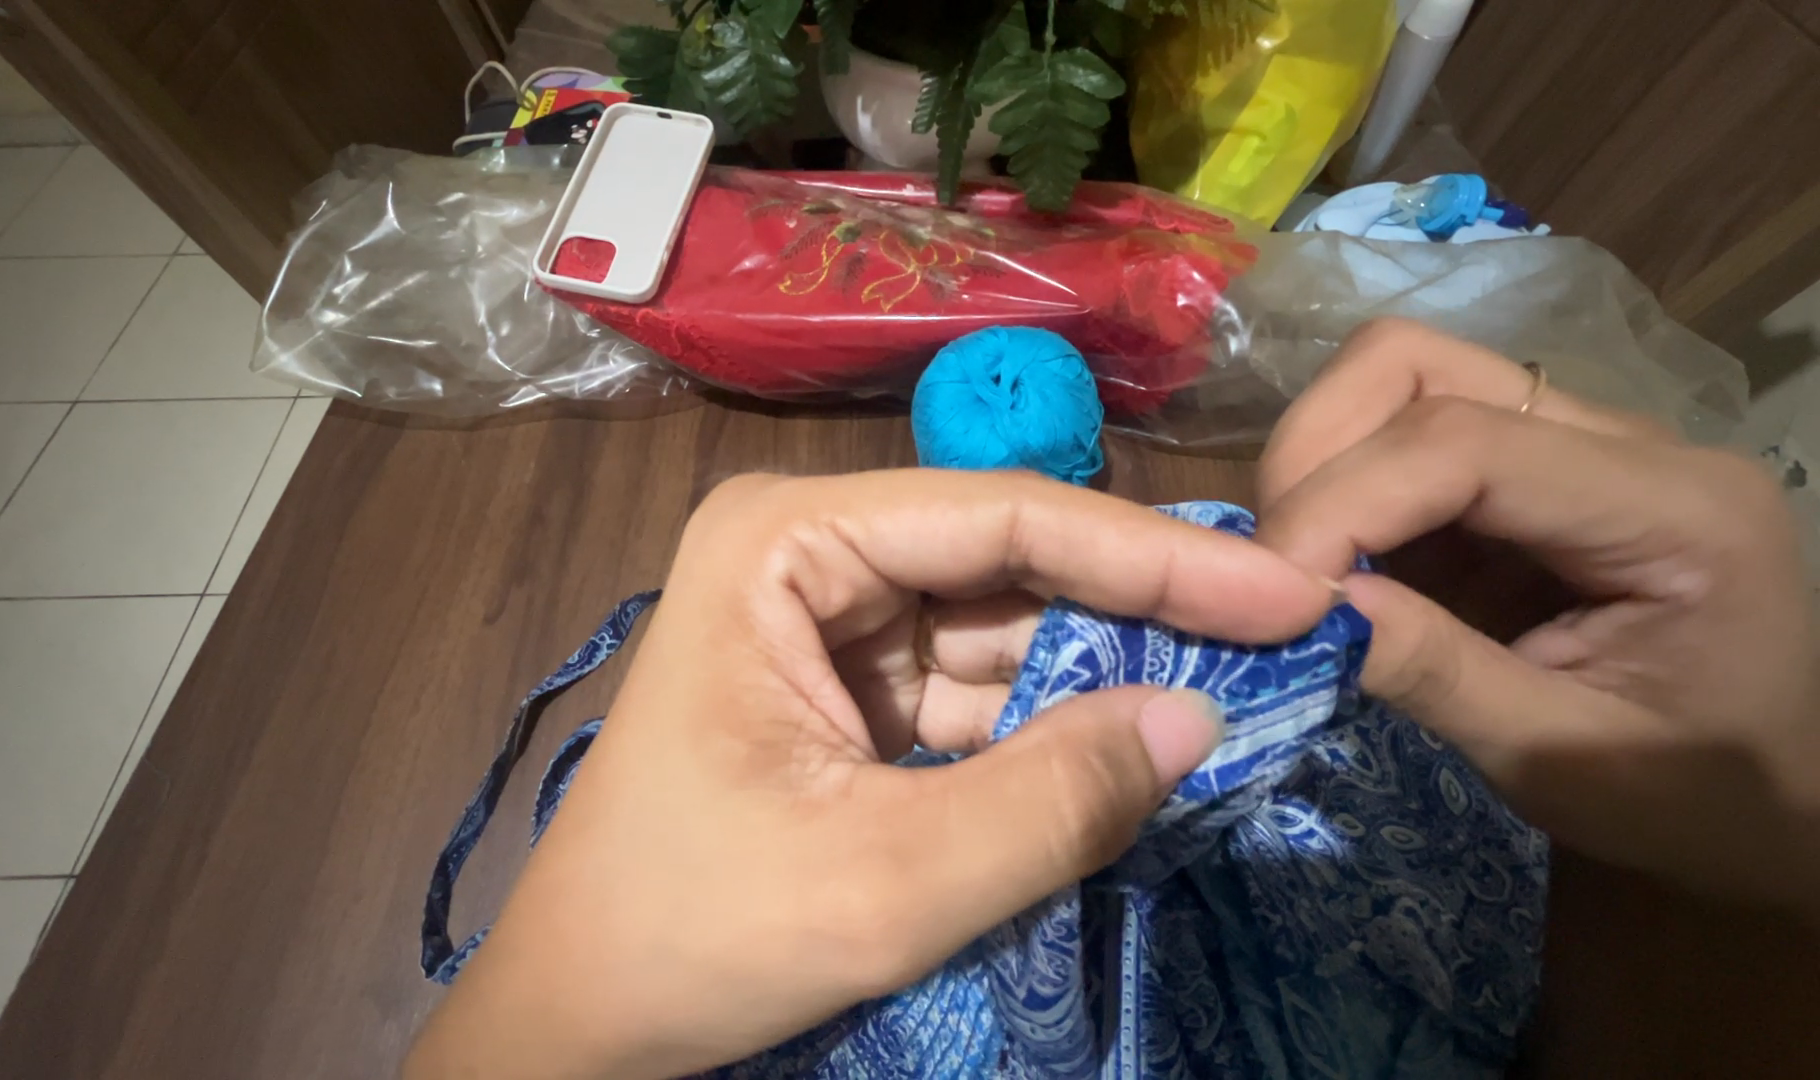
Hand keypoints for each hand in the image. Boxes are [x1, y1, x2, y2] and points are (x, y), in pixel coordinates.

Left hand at [405, 470, 1336, 1079]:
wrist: (586, 1004)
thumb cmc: (694, 928)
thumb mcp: (884, 881)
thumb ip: (1053, 800)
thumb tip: (1200, 718)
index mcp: (784, 540)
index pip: (996, 518)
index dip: (1150, 554)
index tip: (1286, 587)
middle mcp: (808, 548)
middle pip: (1004, 558)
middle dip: (1137, 604)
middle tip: (1285, 632)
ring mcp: (829, 609)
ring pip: (999, 619)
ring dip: (1104, 663)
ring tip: (1235, 686)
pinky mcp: (850, 676)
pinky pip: (973, 678)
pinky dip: (1052, 713)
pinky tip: (1133, 733)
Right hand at [1254, 319, 1819, 912]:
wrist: (1762, 797)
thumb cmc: (1690, 795)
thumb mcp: (1564, 759)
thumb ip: (1433, 674)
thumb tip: (1298, 607)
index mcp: (1667, 507)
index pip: (1457, 444)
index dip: (1337, 505)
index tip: (1270, 593)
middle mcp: (1611, 441)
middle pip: (1404, 367)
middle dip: (1309, 458)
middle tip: (1277, 564)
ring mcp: (1551, 444)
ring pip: (1380, 383)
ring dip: (1308, 465)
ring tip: (1300, 561)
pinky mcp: (1498, 472)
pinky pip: (1376, 436)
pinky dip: (1323, 489)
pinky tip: (1330, 560)